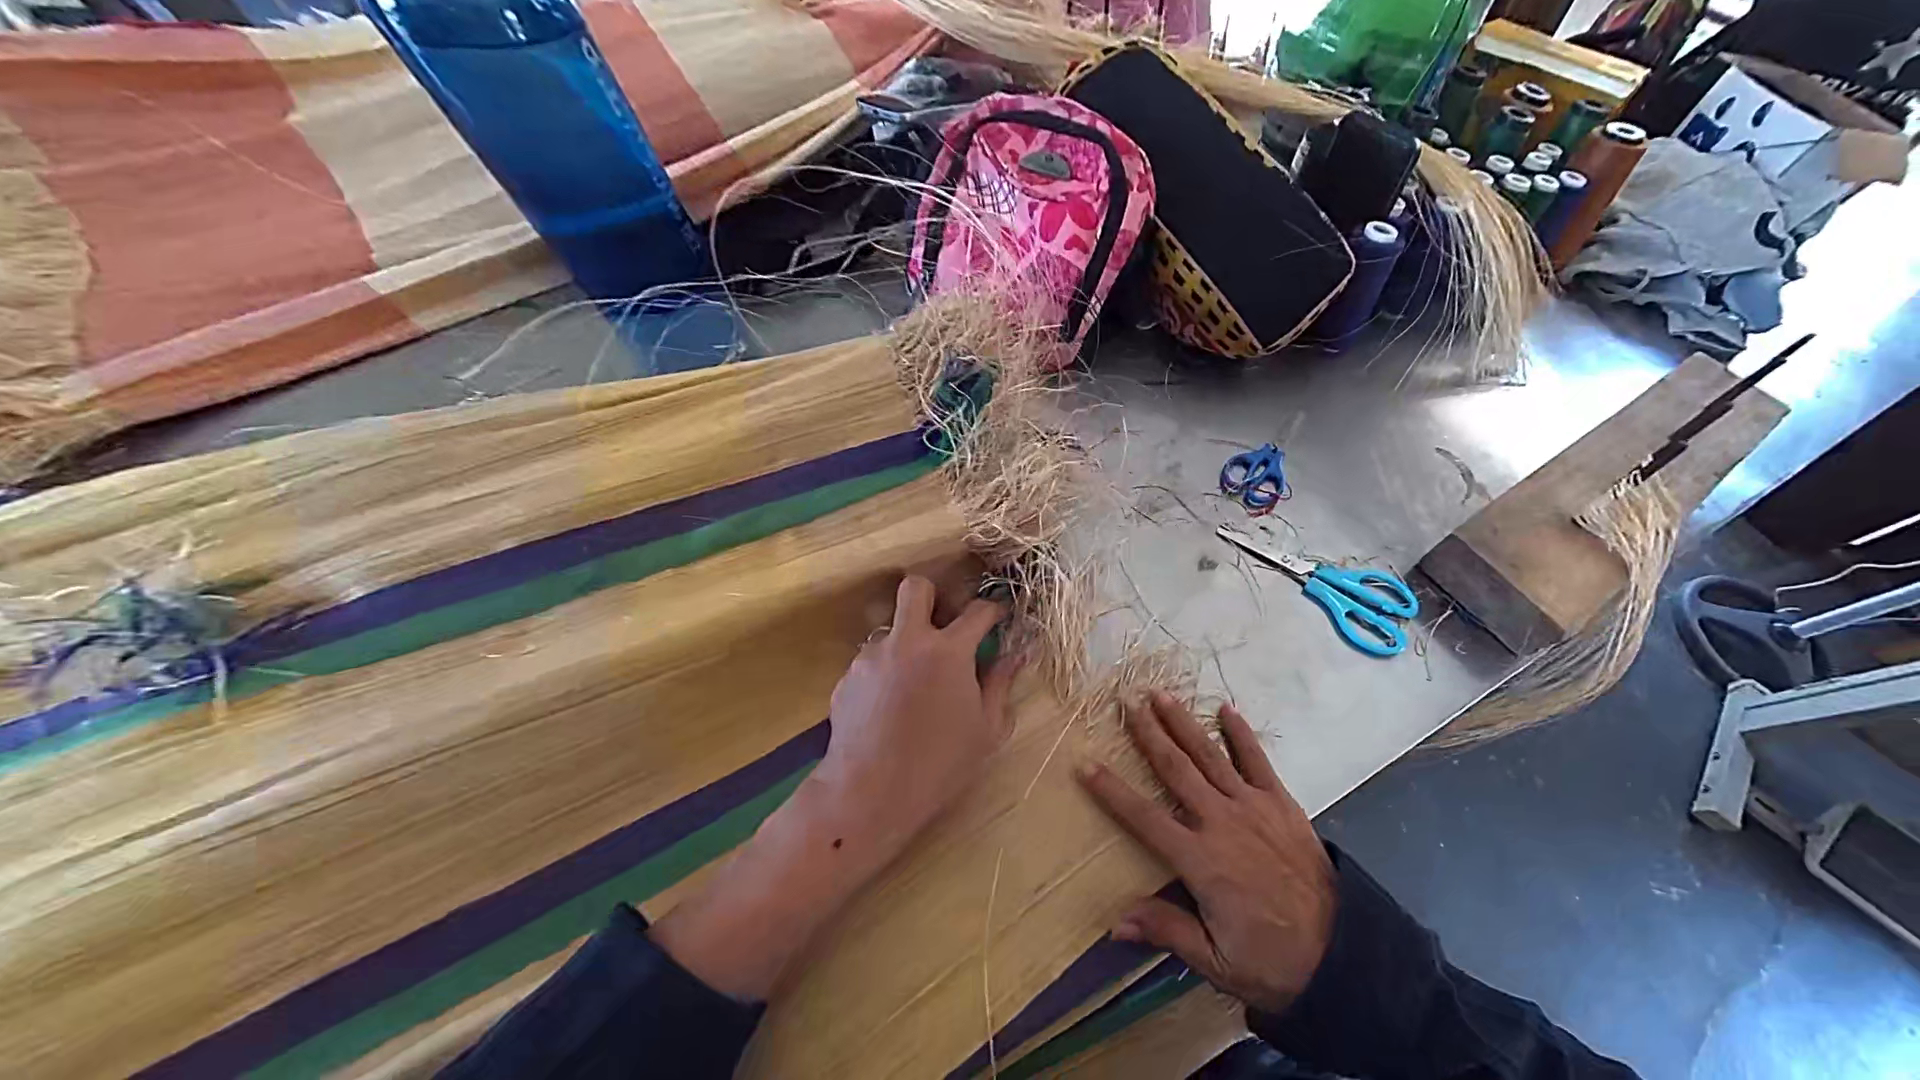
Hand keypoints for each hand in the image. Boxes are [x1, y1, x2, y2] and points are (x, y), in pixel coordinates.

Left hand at [650, 575, 1017, 1001]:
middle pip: (916, 587)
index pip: (977, 610)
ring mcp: (872, 655)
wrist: (870, 791)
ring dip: (907, 641)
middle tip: (944, 623)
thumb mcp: (987, 728)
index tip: (997, 615)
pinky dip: (886, 671)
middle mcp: (907, 640)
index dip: (992, 608)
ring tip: (915, 684)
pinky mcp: (848, 676)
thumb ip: (1002, 683)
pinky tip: (890, 707)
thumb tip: (1018, 653)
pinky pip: (873, 660)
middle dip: (933, 595)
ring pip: (891, 627)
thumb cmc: (940, 763)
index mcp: (949, 651)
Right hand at [1078, 691, 1335, 1014]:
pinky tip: (1227, 710)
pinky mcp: (1281, 803)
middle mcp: (1220, 821)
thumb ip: (1167, 931)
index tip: (1085, 764)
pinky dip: (1241, 734)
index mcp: (1199, 859)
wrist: (1344, 955)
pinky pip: (1257, 761)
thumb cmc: (1271, 960)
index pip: (1143, 817)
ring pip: (1208, 756)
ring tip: (1160, 695)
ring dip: (1182, 723)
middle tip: (1126, 703)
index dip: (1112, 791)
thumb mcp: (1216, 961)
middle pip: (1175, 769)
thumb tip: (1114, 923)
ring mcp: (1252, 807)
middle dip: (1148, 734)